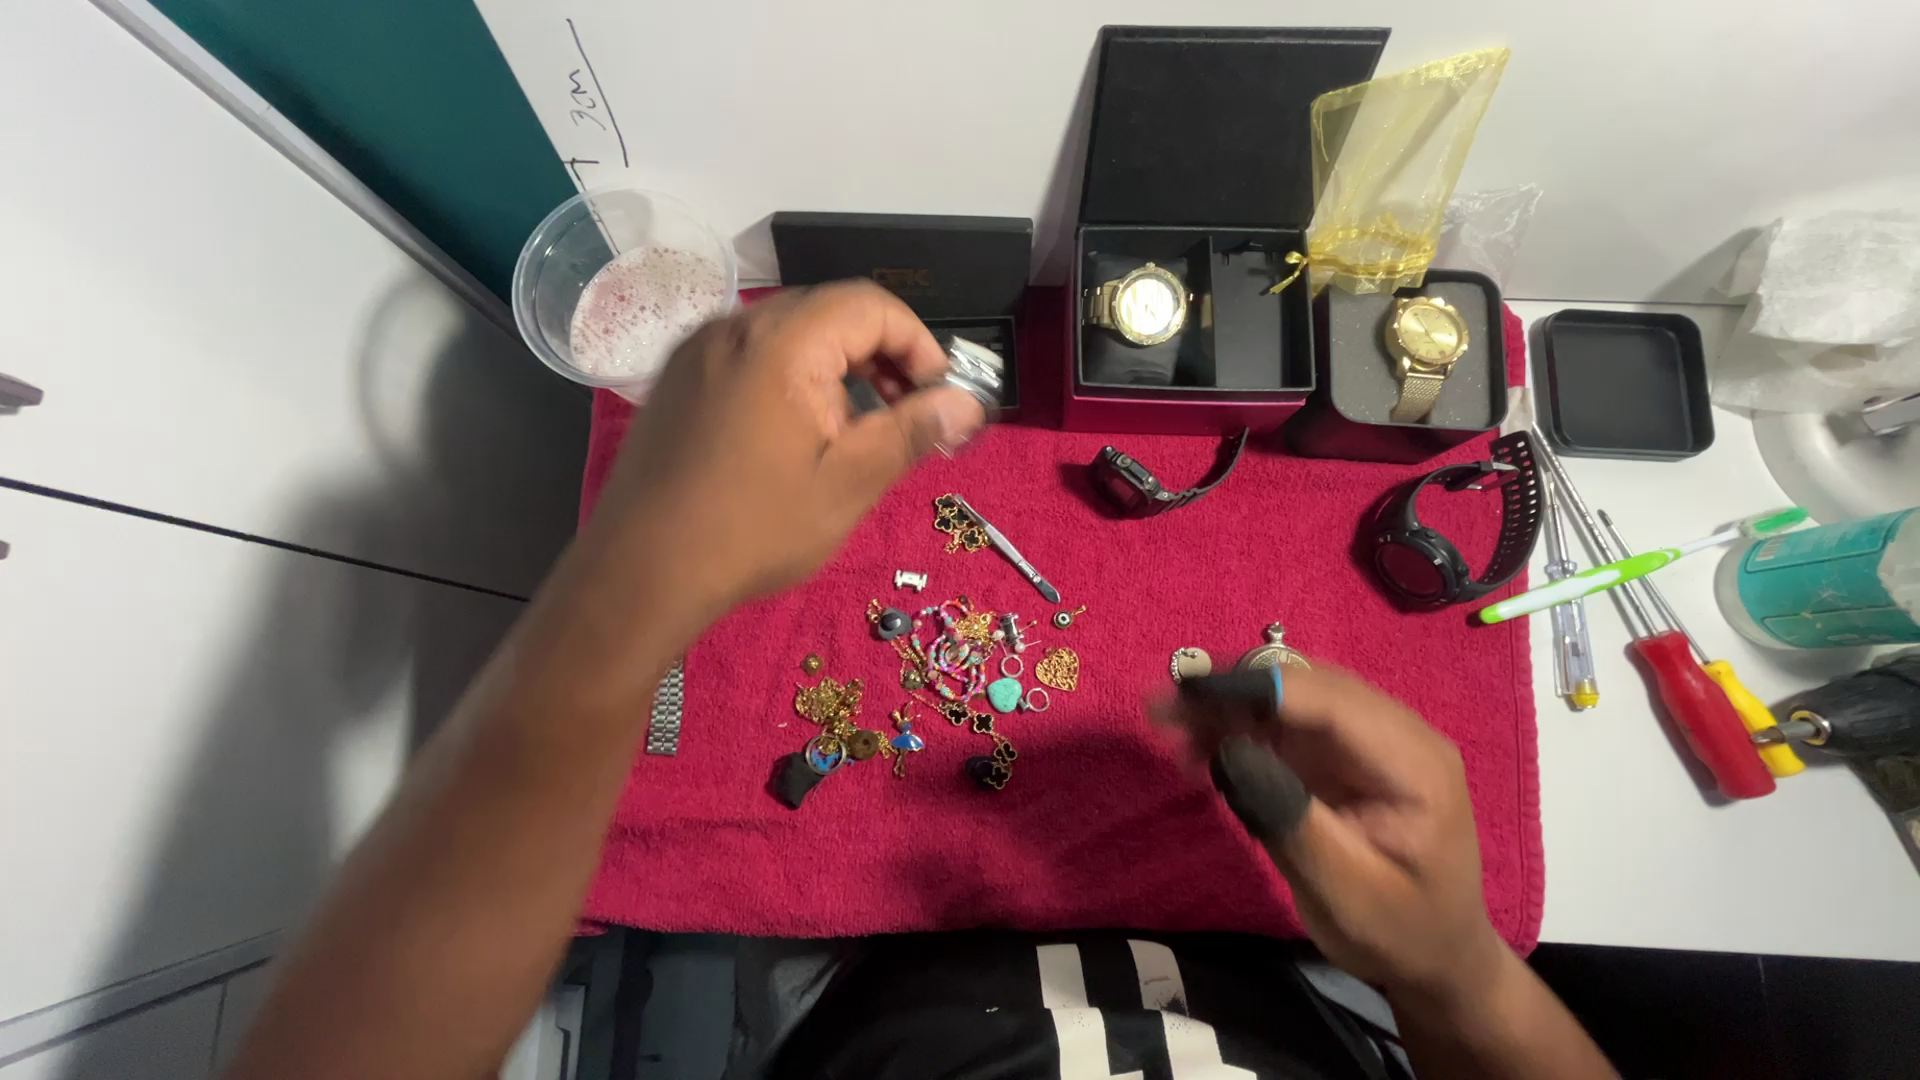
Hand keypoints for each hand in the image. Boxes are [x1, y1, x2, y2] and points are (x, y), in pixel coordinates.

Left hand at [587, 282, 985, 619]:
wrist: (640, 572)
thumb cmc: (754, 528)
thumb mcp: (849, 482)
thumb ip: (913, 431)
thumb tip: (969, 404)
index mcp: (783, 342)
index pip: (871, 305)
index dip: (918, 345)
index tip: (936, 399)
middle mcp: (735, 326)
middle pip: (829, 313)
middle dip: (880, 357)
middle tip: (904, 416)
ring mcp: (697, 351)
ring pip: (789, 336)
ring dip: (838, 370)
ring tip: (853, 433)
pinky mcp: (677, 380)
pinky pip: (751, 358)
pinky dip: (793, 379)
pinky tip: (796, 437)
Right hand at [1159, 666, 1506, 1004]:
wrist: (1434, 957)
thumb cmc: (1397, 930)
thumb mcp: (1341, 889)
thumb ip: (1288, 816)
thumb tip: (1229, 749)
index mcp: (1413, 762)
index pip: (1328, 701)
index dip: (1253, 687)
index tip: (1186, 692)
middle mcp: (1393, 731)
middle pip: (1302, 683)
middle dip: (1229, 689)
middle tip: (1162, 708)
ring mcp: (1365, 736)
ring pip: (1285, 692)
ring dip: (1225, 705)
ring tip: (1169, 727)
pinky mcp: (1338, 748)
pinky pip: (1281, 718)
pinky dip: (1236, 725)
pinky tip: (1198, 747)